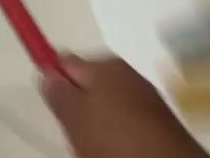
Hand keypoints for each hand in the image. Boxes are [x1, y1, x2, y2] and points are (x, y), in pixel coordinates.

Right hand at [40, 54, 209, 157]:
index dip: (55, 79)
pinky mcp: (163, 127)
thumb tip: (46, 72)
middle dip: (78, 109)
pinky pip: (129, 126)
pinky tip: (118, 154)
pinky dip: (121, 140)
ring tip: (96, 151)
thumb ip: (57, 92)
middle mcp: (128, 75)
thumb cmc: (116, 140)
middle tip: (74, 135)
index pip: (67, 61)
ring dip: (99, 128)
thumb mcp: (75, 118)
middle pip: (89, 86)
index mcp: (105, 65)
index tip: (52, 103)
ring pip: (109, 110)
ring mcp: (148, 101)